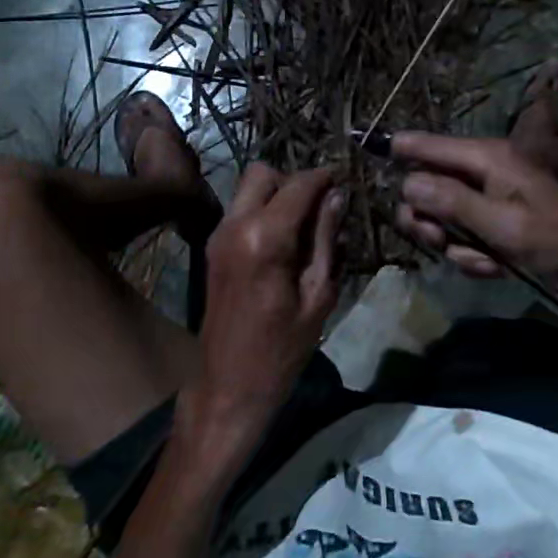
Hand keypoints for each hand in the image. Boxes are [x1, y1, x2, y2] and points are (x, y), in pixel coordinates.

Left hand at [179, 164, 346, 461]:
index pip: (298, 185)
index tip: (344, 179)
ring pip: (248, 188)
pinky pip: (239, 210)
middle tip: (321, 207)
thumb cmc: (282, 349)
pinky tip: (285, 240)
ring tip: (306, 226)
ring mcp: (217, 234)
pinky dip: (262, 210)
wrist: (228, 383)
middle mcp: (234, 225)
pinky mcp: (212, 247)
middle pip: (264, 174)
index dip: (324, 177)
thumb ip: (325, 240)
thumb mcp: (317, 295)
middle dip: (294, 181)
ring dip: (277, 195)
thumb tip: (336, 198)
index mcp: (264, 238)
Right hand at [392, 132, 557, 287]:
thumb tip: (407, 183)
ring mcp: (487, 202)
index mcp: (488, 158)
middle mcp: (483, 174)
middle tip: (435, 240)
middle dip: (426, 218)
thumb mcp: (504, 224)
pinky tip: (493, 268)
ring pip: (440, 217)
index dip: (400, 147)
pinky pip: (461, 238)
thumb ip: (453, 202)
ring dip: (452, 243)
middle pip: (426, 186)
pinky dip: (471, 256)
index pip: (431, 145)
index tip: (368, 145)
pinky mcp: (492, 227)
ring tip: (480, 260)